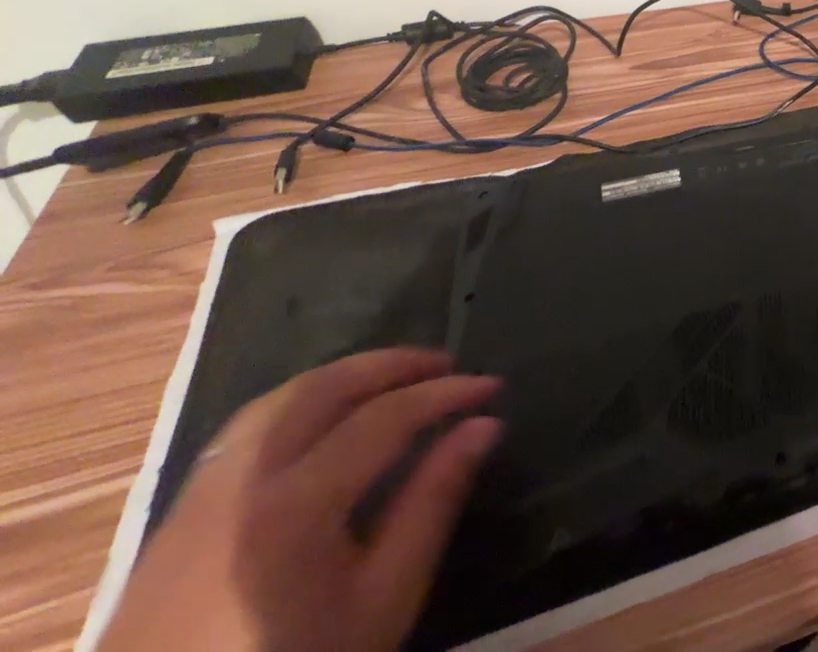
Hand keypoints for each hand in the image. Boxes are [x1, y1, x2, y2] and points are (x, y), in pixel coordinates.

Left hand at [99, 349, 502, 651]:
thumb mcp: (385, 597)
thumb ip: (433, 502)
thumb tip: (483, 427)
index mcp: (298, 503)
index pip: (385, 416)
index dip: (445, 393)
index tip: (492, 386)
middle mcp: (244, 479)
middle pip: (321, 389)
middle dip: (390, 365)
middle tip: (446, 364)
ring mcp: (203, 492)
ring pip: (276, 401)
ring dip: (342, 377)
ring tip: (392, 380)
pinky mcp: (182, 512)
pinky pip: (247, 429)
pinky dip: (301, 403)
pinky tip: (326, 421)